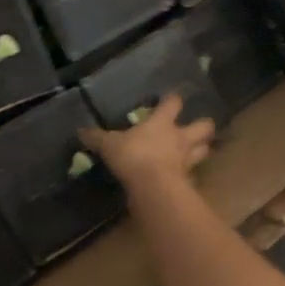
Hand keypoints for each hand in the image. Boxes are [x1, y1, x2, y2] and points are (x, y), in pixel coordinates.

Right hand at [80, 93, 216, 190]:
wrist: (152, 186)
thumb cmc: (133, 156)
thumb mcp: (109, 145)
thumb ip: (97, 137)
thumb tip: (80, 130)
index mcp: (162, 123)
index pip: (173, 103)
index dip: (172, 100)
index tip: (171, 99)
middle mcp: (180, 137)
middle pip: (204, 126)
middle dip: (203, 125)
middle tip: (196, 128)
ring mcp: (187, 159)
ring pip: (205, 150)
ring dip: (201, 149)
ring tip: (195, 151)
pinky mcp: (188, 180)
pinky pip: (193, 174)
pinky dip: (190, 174)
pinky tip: (184, 176)